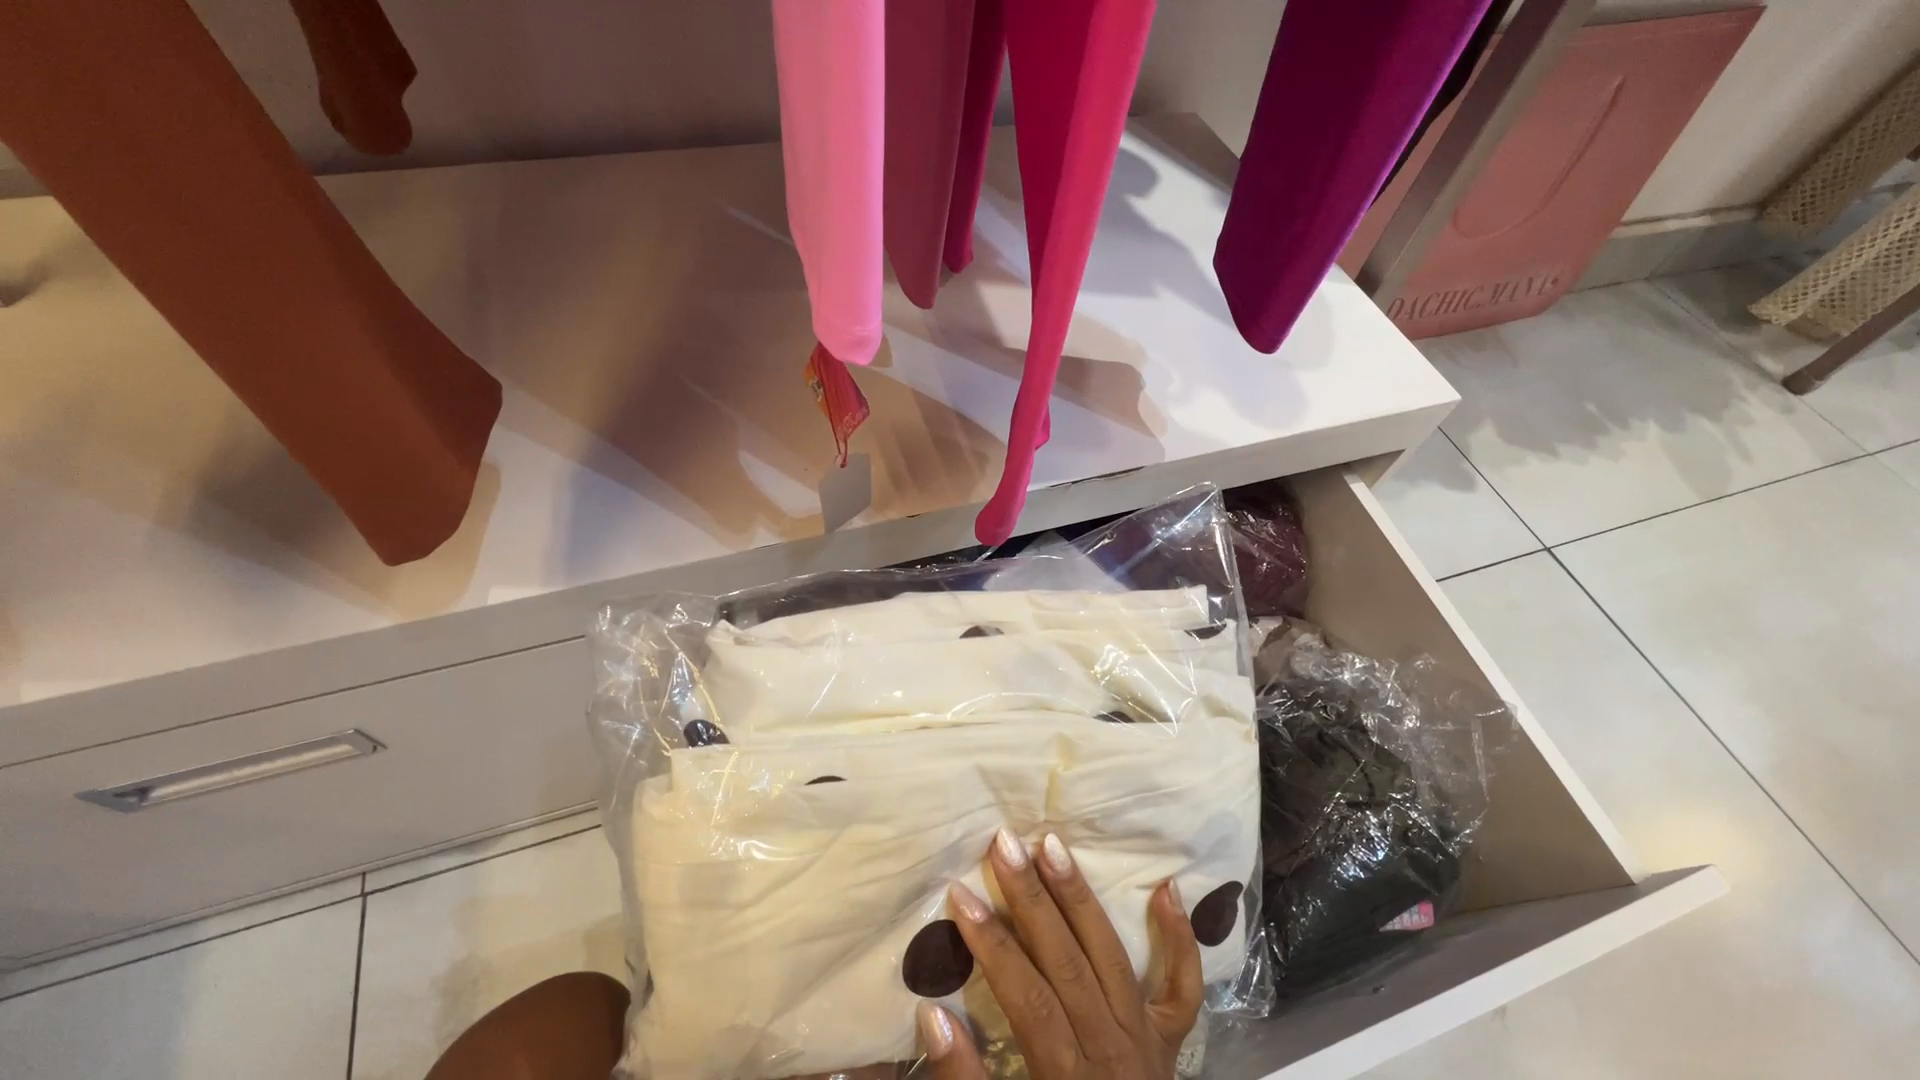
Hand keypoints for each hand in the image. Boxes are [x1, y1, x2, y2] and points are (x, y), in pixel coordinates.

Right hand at [917, 829, 1202, 1079]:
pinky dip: (1180, 939)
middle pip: (1069, 962)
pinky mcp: (1171, 1040)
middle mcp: (1114, 1049)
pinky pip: (1183, 988)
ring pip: (1113, 957)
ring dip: (1081, 897)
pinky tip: (1168, 888)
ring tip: (1052, 846)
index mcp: (1067, 1076)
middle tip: (1004, 843)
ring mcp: (1149, 1041)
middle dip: (1033, 899)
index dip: (993, 944)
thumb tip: (931, 1015)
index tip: (961, 894)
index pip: (1028, 996)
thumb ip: (965, 1079)